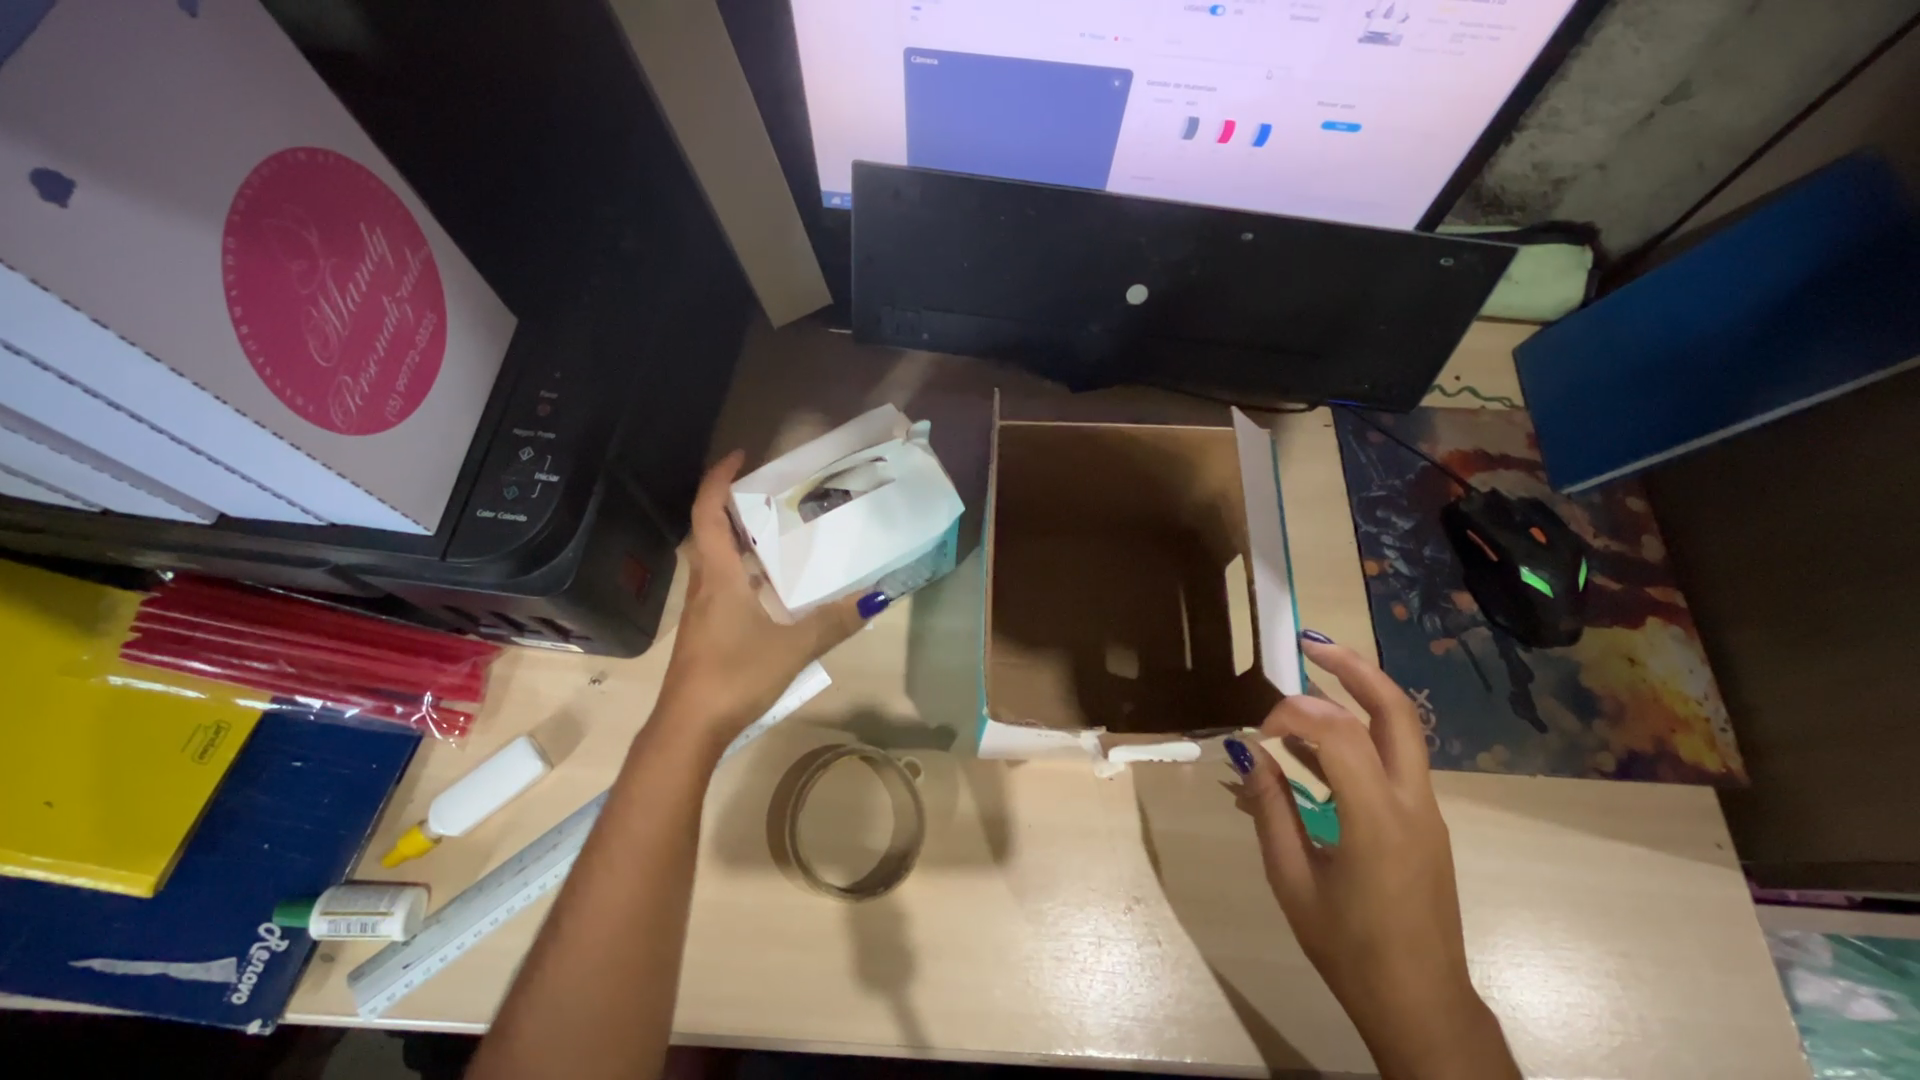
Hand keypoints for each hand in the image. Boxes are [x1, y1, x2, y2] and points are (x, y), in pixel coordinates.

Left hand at [653, 452, 879, 748]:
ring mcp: (702, 611)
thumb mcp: (791, 648)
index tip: (742, 455)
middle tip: (770, 491)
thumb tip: (875, 598)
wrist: (688, 728)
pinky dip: (743, 571)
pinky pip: (723, 585)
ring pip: (716, 560)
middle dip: (733, 504)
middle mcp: (704, 585)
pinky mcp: (707, 632)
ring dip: (739, 538)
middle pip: (710, 531)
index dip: (719, 479)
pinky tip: (771, 586)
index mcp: (718, 576)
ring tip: (777, 530)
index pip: (708, 512)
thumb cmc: (733, 676)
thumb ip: (833, 623)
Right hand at [1225, 633, 1518, 1079]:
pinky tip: (1317, 753)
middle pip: (1397, 712)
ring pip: (1403, 733)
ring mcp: (1427, 812)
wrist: (1420, 1000)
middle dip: (1356, 669)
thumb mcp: (1292, 879)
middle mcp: (1412, 802)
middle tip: (1313, 644)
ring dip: (1361, 698)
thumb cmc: (1348, 946)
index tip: (1260, 730)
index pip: (1339, 732)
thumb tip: (1249, 754)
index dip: (1295, 713)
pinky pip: (1395, 764)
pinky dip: (1360, 740)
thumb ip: (1270, 809)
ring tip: (1313, 681)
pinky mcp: (1426, 824)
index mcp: (1376, 817)